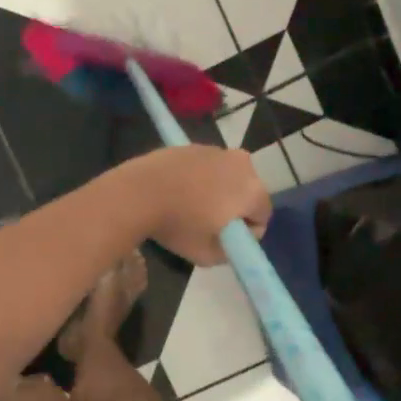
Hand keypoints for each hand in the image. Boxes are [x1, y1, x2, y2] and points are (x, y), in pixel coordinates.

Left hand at [122, 146, 270, 265]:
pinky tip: (179, 192)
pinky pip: (206, 168)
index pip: (262, 217)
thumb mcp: (206, 255)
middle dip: (233, 210)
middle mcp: (242, 164)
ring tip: (190, 208)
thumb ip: (228, 253)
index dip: (246, 234)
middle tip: (208, 225)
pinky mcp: (194, 145)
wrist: (138, 192)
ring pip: (227, 178)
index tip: (225, 241)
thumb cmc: (177, 225)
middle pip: (247, 193)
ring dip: (217, 193)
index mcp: (253, 190)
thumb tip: (230, 245)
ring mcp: (217, 151)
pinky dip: (199, 180)